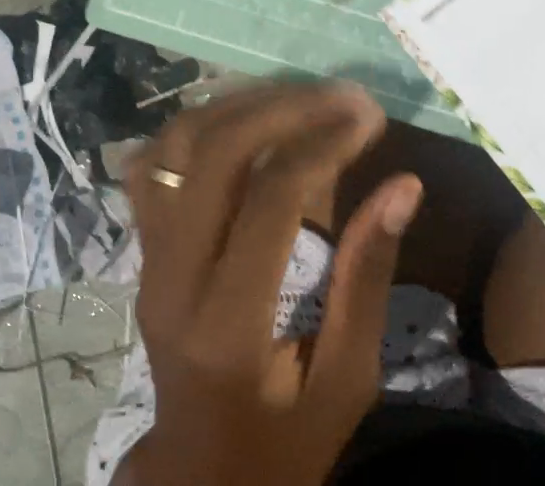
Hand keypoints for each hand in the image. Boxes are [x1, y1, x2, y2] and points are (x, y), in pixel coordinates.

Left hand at [116, 82, 422, 485]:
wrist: (200, 471)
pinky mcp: (141, 250)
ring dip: (238, 105)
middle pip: (213, 155)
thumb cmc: (284, 437)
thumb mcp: (346, 378)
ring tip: (301, 96)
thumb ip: (368, 278)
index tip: (370, 120)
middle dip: (283, 108)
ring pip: (175, 146)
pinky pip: (155, 165)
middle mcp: (172, 280)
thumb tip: (403, 185)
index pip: (268, 201)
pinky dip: (198, 127)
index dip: (322, 146)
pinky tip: (246, 119)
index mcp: (227, 325)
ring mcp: (146, 259)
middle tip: (343, 96)